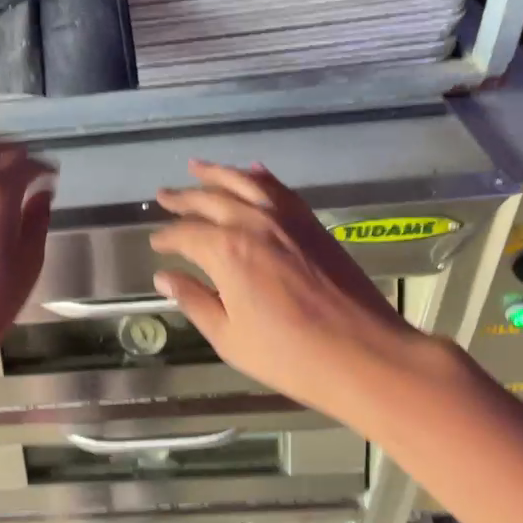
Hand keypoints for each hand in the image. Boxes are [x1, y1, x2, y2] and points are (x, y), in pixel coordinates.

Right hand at [150, 160, 440, 425]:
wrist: (366, 355)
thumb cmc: (291, 356)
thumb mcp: (230, 338)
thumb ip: (195, 301)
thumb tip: (165, 276)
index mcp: (225, 251)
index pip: (185, 234)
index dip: (166, 238)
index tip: (155, 243)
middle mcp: (251, 222)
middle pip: (209, 200)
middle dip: (182, 198)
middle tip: (163, 195)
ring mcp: (284, 218)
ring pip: (243, 183)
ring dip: (217, 173)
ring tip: (196, 166)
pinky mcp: (311, 223)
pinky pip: (280, 189)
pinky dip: (261, 177)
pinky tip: (252, 171)